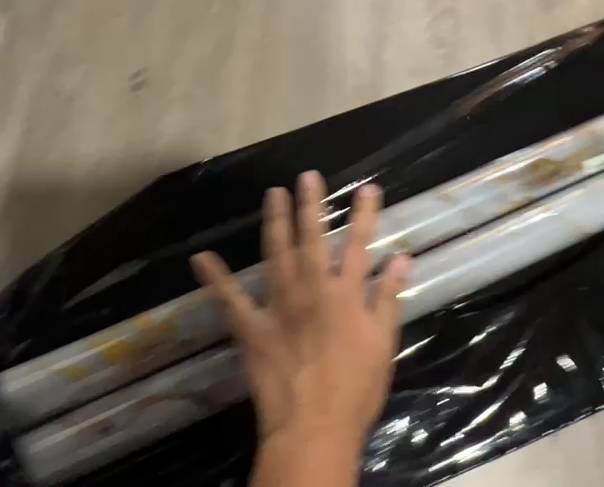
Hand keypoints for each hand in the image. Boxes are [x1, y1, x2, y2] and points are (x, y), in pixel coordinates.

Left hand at [192, 171, 410, 452]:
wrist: (314, 427)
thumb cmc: (356, 388)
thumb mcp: (384, 343)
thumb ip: (389, 297)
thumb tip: (401, 257)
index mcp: (346, 293)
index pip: (359, 243)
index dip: (364, 214)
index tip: (366, 187)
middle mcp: (312, 288)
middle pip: (313, 237)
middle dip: (311, 204)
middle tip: (307, 176)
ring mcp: (279, 304)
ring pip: (277, 252)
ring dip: (275, 220)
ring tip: (272, 193)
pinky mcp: (252, 326)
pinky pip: (230, 298)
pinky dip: (215, 277)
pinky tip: (201, 256)